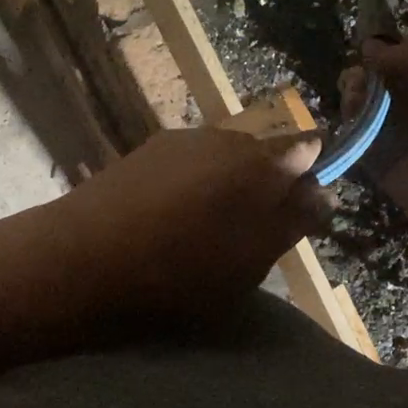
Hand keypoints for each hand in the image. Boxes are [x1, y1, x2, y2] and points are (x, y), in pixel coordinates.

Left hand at [50, 127, 333, 319]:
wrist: (82, 258)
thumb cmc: (180, 270)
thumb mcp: (251, 259)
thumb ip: (293, 220)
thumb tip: (324, 193)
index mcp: (260, 161)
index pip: (306, 147)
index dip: (310, 174)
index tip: (304, 207)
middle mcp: (224, 137)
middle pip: (262, 151)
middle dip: (268, 182)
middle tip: (256, 229)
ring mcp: (180, 140)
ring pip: (222, 157)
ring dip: (227, 184)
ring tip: (211, 229)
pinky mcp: (144, 152)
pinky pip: (187, 164)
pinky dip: (193, 186)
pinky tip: (174, 220)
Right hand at [342, 38, 407, 237]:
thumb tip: (371, 46)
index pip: (404, 53)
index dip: (385, 48)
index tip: (368, 47)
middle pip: (377, 74)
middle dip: (366, 71)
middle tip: (360, 77)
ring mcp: (393, 127)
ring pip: (362, 99)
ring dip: (354, 93)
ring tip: (355, 96)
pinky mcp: (374, 153)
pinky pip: (354, 130)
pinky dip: (348, 120)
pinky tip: (350, 116)